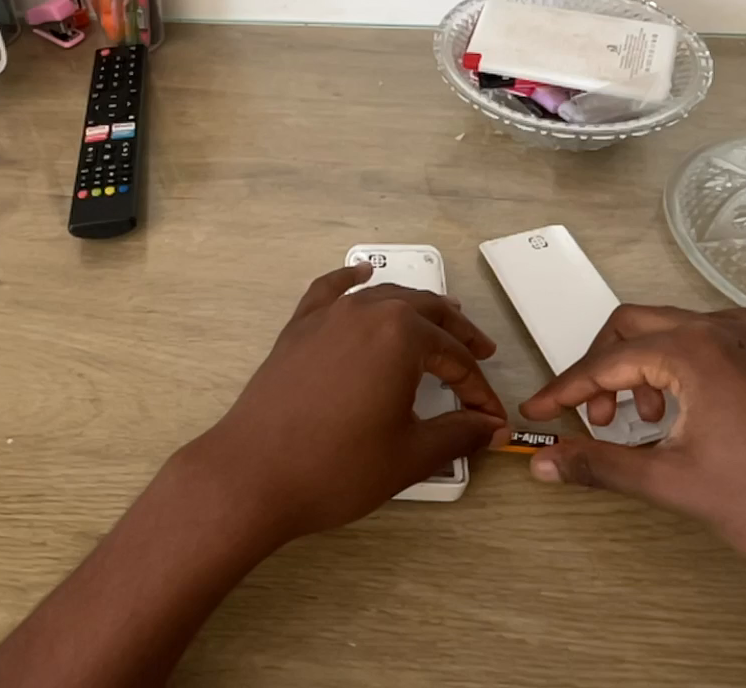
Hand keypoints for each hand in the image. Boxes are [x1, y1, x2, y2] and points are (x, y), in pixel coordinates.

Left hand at [184, 262, 507, 541]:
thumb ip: (457, 434)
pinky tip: (362, 273)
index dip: (478, 390)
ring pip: (383, 296)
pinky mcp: (298, 326)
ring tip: (440, 323)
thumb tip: (491, 427)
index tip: (491, 419)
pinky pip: (330, 290)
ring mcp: (328, 314)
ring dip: (417, 308)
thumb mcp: (409, 455)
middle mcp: (366, 311)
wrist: (254, 473)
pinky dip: (350, 278)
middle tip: (481, 354)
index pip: (455, 358)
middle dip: (458, 335)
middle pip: (425, 312)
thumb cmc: (337, 466)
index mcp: (401, 335)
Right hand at [520, 304, 745, 598]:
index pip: (606, 363)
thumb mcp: (676, 484)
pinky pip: (703, 342)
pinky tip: (681, 414)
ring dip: (638, 367)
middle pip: (630, 326)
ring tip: (643, 421)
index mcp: (696, 351)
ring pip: (667, 331)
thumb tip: (544, 462)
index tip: (536, 410)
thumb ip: (600, 465)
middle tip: (592, 416)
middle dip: (600, 369)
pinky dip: (675, 368)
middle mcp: (723, 330)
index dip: (563, 389)